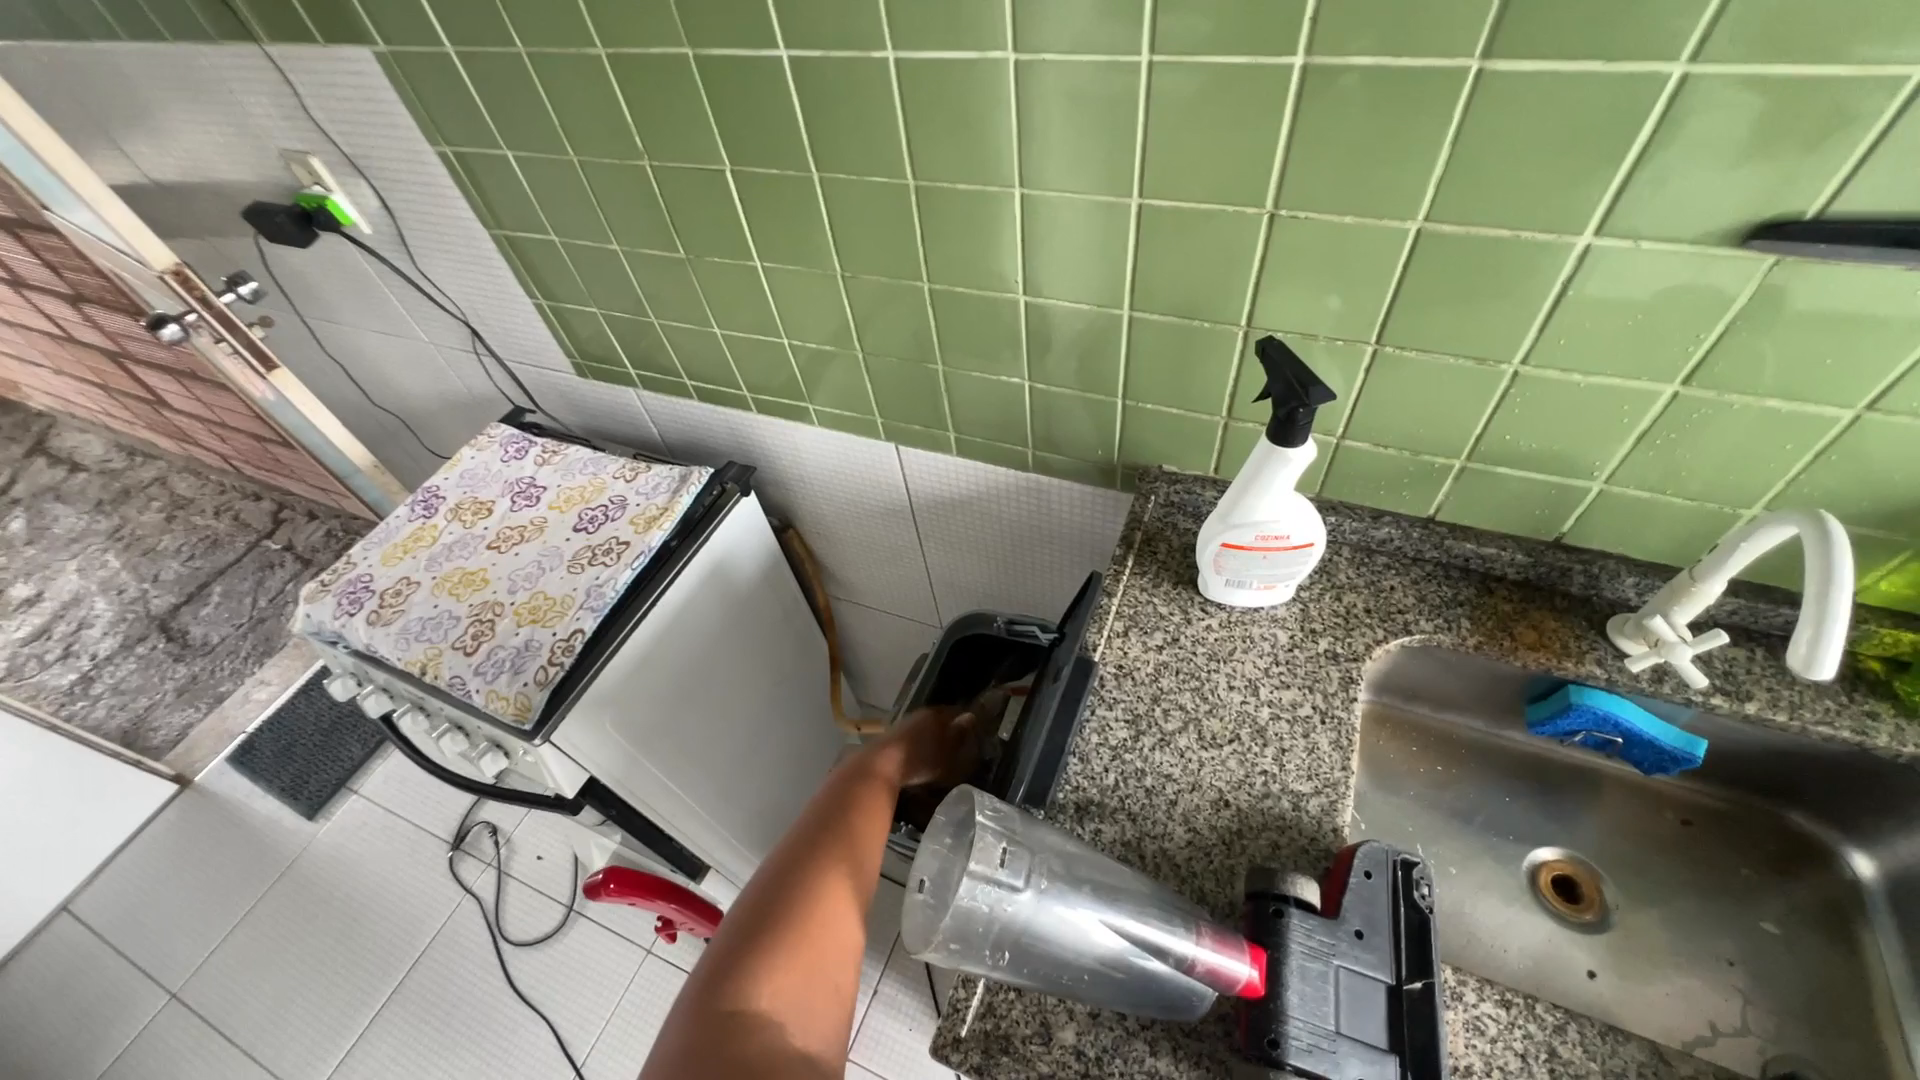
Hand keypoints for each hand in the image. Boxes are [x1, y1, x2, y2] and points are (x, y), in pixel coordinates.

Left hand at [875, 700, 995, 788]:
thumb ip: (959, 735)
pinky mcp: (890, 737)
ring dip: (931, 737)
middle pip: (938, 718)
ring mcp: (903, 724)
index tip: (974, 732)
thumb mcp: (946, 752)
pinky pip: (912, 738)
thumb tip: (970, 717)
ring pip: (923, 727)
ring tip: (940, 753)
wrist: (879, 767)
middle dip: (948, 729)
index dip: (965, 721)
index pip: (955, 712)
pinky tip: (920, 757)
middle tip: (959, 744)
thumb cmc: (919, 760)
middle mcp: (919, 714)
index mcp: (935, 714)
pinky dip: (918, 744)